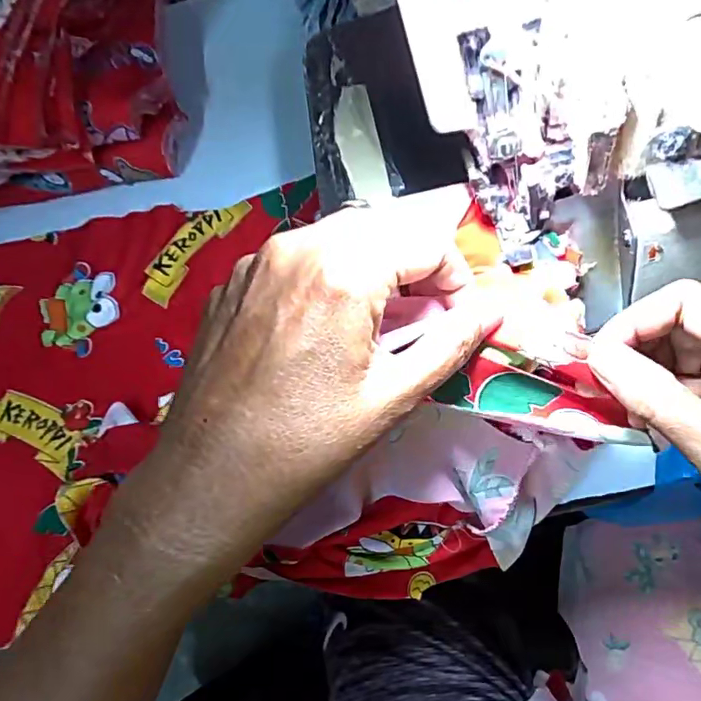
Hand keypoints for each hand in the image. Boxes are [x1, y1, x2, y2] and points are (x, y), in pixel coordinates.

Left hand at [113, 203, 500, 573]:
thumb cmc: (306, 443)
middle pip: (382, 226)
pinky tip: (328, 324)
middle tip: (427, 314)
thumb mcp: (391, 398)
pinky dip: (329, 273)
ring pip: (337, 235)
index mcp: (341, 271)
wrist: (211, 474)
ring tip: (382, 319)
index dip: (456, 276)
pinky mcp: (233, 281)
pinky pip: (296, 256)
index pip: (425, 240)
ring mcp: (257, 261)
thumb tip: (489, 313)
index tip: (457, 316)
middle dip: (417, 264)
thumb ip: (449, 345)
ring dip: (374, 264)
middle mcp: (296, 247)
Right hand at [586, 279, 700, 565]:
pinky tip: (647, 420)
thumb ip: (650, 394)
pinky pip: (692, 383)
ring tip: (624, 410)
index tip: (598, 357)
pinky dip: (664, 398)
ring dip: (646, 379)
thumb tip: (597, 357)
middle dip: (636, 353)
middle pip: (680, 327)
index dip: (633, 323)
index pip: (684, 302)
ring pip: (681, 356)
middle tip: (602, 386)